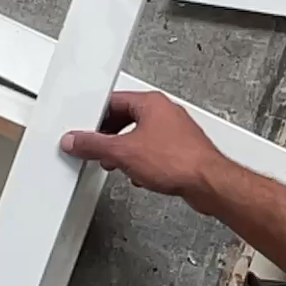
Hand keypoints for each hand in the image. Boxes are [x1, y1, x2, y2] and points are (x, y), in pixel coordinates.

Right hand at [60, 90, 240, 208]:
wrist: (208, 183)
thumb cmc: (179, 160)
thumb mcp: (123, 152)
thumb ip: (94, 146)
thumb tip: (76, 141)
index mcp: (151, 102)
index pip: (112, 101)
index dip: (94, 117)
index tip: (85, 131)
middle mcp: (165, 112)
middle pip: (126, 118)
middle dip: (109, 137)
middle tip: (98, 148)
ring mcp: (175, 131)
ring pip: (140, 137)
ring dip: (126, 151)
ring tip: (117, 163)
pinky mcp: (181, 150)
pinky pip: (153, 152)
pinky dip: (142, 162)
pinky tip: (138, 174)